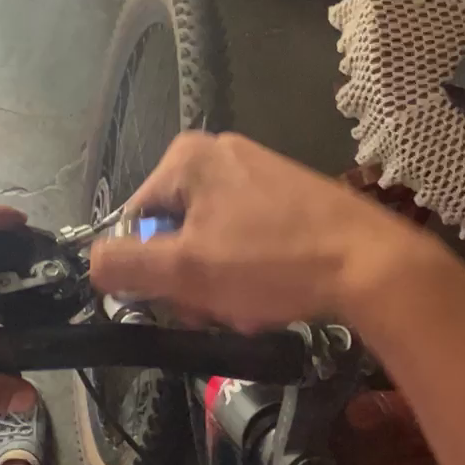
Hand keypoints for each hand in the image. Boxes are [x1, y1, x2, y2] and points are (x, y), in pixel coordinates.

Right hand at [89, 132, 457, 331]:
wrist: (372, 265)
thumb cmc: (271, 262)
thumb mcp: (185, 270)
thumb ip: (124, 265)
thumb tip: (91, 263)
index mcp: (186, 158)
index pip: (134, 221)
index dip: (148, 271)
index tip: (176, 303)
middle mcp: (221, 154)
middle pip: (175, 232)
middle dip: (190, 281)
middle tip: (216, 311)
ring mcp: (260, 173)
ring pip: (212, 243)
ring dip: (221, 285)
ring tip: (250, 307)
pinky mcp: (291, 197)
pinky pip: (248, 240)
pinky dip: (252, 273)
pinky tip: (274, 294)